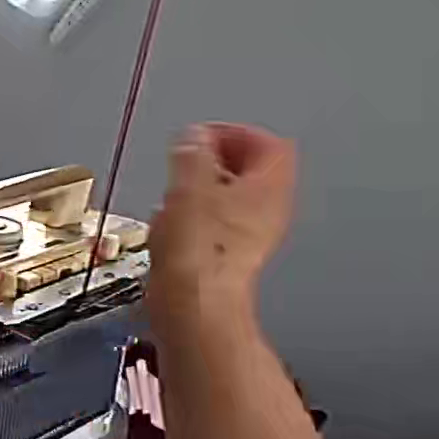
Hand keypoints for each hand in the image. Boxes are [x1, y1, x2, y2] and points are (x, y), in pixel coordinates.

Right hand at [146, 122, 296, 333]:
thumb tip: (194, 138)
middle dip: (216, 159)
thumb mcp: (188, 188)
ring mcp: (250, 235)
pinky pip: (217, 221)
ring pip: (232, 197)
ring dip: (202, 187)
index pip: (268, 144)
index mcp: (267, 189)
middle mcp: (267, 212)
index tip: (201, 137)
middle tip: (187, 159)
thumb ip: (192, 156)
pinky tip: (170, 222)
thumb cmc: (197, 251)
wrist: (192, 304)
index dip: (233, 134)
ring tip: (174, 190)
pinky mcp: (228, 254)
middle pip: (251, 170)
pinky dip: (195, 213)